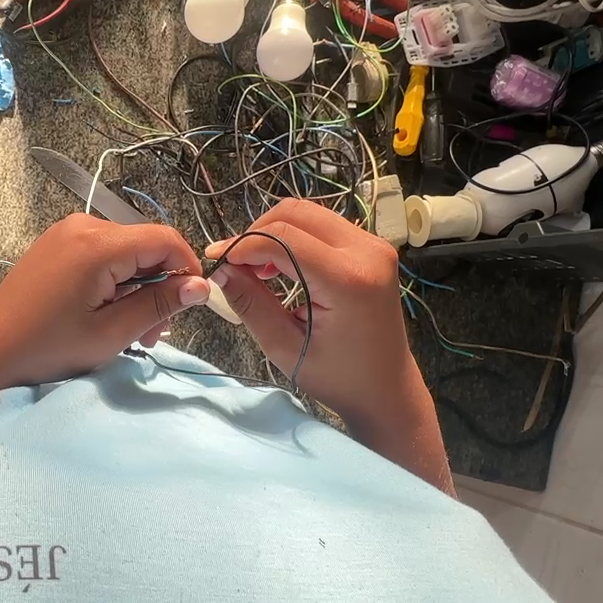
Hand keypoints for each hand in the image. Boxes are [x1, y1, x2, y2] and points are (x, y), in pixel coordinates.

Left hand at [0, 215, 210, 386]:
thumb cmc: (47, 346)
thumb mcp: (110, 333)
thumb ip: (158, 305)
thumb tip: (201, 287)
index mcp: (99, 244)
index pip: (165, 240)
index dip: (186, 269)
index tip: (188, 307)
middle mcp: (84, 225)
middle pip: (145, 245)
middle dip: (158, 286)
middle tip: (151, 335)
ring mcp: (67, 231)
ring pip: (125, 252)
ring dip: (136, 288)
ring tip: (128, 331)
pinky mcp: (57, 243)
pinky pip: (102, 254)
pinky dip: (114, 281)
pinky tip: (106, 312)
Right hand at [204, 199, 412, 431]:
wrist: (386, 389)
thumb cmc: (337, 378)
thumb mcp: (284, 348)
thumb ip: (251, 304)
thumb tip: (221, 271)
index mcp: (348, 279)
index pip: (282, 238)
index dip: (242, 245)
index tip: (216, 262)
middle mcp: (366, 251)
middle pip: (296, 213)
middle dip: (255, 233)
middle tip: (234, 265)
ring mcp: (373, 245)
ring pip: (308, 214)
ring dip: (272, 234)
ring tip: (254, 269)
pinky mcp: (371, 248)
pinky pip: (321, 227)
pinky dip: (291, 238)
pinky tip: (278, 267)